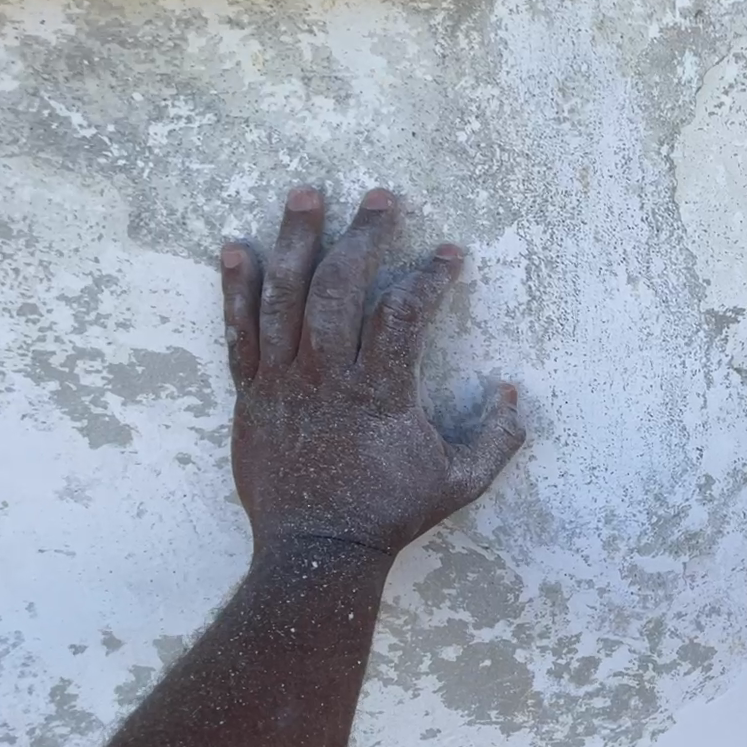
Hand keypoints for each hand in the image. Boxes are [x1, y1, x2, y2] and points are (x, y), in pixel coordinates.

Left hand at [219, 187, 523, 557]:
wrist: (317, 551)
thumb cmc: (391, 514)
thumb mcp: (461, 482)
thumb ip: (496, 438)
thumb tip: (510, 393)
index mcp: (380, 395)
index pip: (404, 316)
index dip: (430, 277)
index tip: (451, 253)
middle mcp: (326, 378)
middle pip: (338, 288)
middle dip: (364, 236)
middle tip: (380, 197)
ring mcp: (282, 383)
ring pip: (282, 298)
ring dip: (295, 241)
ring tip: (306, 195)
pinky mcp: (251, 395)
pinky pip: (238, 332)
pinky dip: (236, 288)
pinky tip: (236, 248)